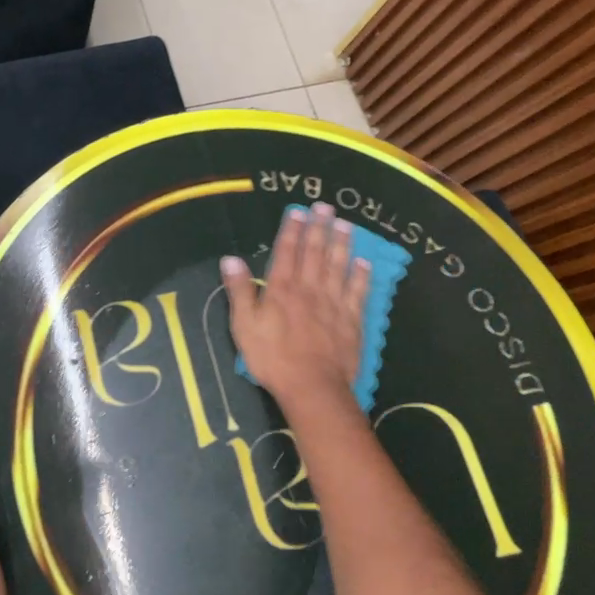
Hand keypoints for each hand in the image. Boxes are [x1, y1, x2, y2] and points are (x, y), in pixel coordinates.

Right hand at [221, 202, 371, 410]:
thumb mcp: (244, 326)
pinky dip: (361, 276)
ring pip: (338, 267)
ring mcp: (333, 304)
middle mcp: (309, 289)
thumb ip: (240, 291)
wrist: (312, 387)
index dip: (291, 230)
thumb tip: (231, 259)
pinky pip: (358, 292)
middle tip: (325, 206)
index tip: (297, 211)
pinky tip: (364, 263)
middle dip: (319, 228)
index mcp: (282, 290)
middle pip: (315, 253)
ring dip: (342, 244)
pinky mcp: (352, 321)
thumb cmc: (272, 358)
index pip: (286, 252)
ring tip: (344, 224)